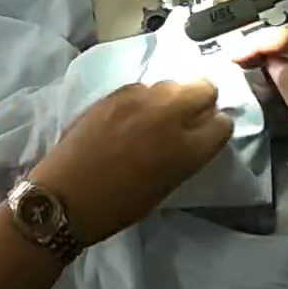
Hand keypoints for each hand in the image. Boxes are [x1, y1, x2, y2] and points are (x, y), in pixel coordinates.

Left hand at [31, 80, 232, 244]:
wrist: (65, 196)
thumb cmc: (118, 205)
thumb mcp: (166, 185)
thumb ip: (186, 155)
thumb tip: (195, 134)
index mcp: (187, 149)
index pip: (223, 123)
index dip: (216, 128)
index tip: (206, 133)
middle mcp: (170, 116)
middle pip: (205, 88)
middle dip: (202, 101)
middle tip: (187, 117)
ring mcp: (141, 100)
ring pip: (172, 83)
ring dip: (172, 97)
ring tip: (156, 116)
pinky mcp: (116, 93)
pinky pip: (143, 87)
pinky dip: (145, 98)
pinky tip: (131, 115)